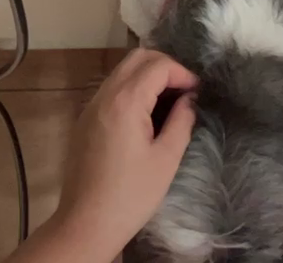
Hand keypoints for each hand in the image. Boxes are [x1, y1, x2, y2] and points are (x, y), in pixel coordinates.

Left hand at [43, 48, 198, 260]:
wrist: (85, 225)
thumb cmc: (130, 196)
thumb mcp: (166, 159)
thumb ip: (182, 121)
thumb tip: (189, 100)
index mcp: (126, 101)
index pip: (159, 65)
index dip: (183, 73)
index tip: (197, 92)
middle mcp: (105, 94)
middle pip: (138, 57)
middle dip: (165, 66)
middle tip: (183, 89)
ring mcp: (91, 105)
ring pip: (122, 69)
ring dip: (147, 75)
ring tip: (167, 100)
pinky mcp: (85, 118)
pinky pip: (111, 87)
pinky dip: (131, 87)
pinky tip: (144, 113)